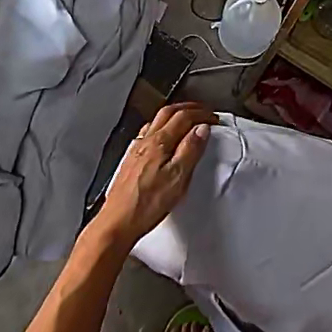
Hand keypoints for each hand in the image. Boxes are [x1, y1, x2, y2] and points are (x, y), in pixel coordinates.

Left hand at [91, 103, 213, 246]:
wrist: (117, 223)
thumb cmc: (147, 204)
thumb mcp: (178, 178)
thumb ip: (191, 150)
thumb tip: (202, 129)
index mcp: (159, 143)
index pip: (184, 117)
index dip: (202, 114)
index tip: (214, 119)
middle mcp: (145, 142)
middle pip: (167, 113)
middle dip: (188, 108)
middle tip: (203, 111)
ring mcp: (135, 151)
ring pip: (156, 121)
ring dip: (174, 115)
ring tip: (186, 119)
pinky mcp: (130, 161)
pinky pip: (146, 134)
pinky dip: (161, 127)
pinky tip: (163, 138)